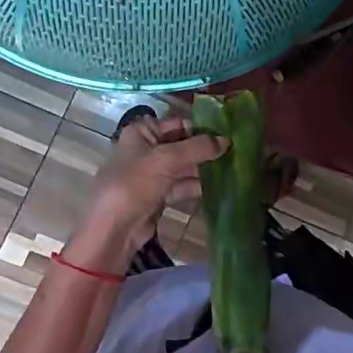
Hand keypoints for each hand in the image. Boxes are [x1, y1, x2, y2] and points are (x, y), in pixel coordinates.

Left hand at [66, 116, 226, 273]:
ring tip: (233, 167)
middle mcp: (146, 149)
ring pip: (183, 166)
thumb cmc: (135, 184)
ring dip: (204, 168)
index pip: (177, 123)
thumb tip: (226, 140)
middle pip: (182, 144)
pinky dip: (197, 185)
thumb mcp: (166, 160)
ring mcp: (151, 174)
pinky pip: (181, 185)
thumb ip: (197, 148)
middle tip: (237, 151)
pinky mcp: (158, 195)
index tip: (230, 133)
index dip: (202, 127)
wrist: (114, 229)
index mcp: (141, 133)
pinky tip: (220, 186)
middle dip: (206, 149)